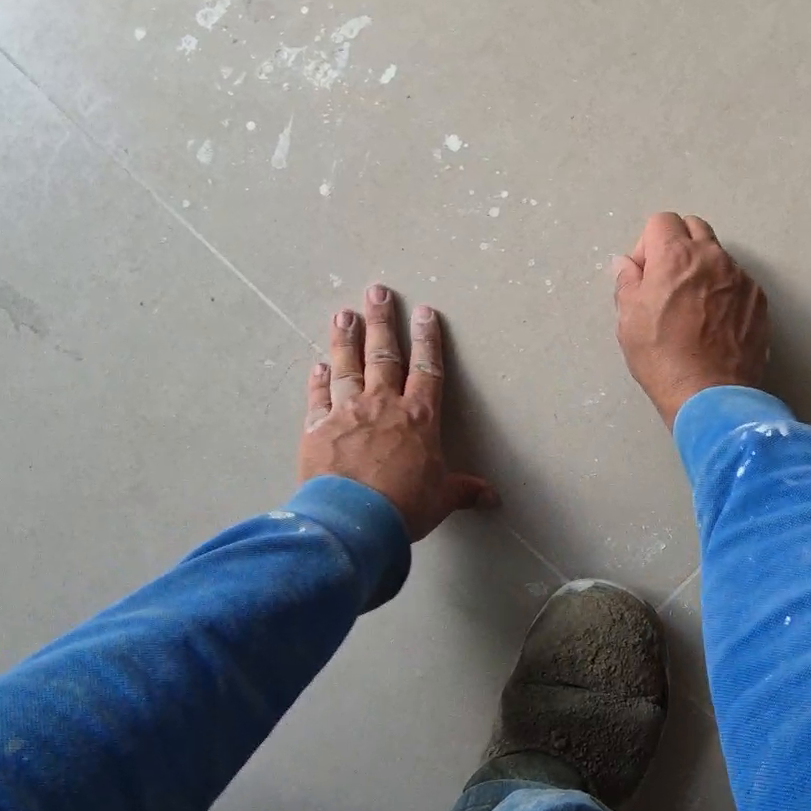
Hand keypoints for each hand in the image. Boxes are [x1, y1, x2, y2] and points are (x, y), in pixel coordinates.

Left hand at [300, 285, 497, 541]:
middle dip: (382, 321)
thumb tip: (493, 499)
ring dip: (345, 339)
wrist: (355, 518)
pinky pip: (318, 397)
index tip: (425, 313)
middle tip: (376, 292)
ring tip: (343, 314)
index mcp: (420, 418)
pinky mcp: (317, 428)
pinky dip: (318, 381)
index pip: (427, 369)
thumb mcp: (442, 497)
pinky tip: (318, 365)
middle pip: (384, 354)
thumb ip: (464, 491)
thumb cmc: (405, 505)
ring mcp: (347, 413)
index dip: (428, 340)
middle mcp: (383, 405)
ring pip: (347, 366)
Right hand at [610, 212, 769, 428]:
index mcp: (677, 255)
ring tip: (693, 309)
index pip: (661, 222)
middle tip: (667, 283)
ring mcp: (741, 278)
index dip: (648, 246)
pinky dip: (724, 292)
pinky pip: (738, 282)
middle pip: (694, 228)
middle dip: (678, 246)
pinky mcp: (759, 302)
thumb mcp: (629, 321)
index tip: (645, 276)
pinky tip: (714, 325)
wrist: (710, 395)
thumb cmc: (663, 359)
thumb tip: (627, 264)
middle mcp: (713, 257)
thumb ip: (627, 283)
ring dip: (703, 270)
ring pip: (718, 256)